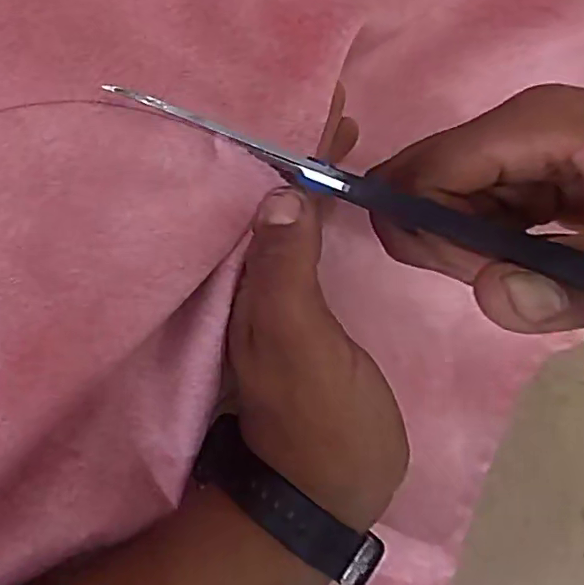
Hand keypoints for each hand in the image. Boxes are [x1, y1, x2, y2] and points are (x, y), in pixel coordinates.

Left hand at [225, 88, 406, 530]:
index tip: (317, 98)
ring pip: (284, 214)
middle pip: (269, 196)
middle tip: (334, 104)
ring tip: (337, 130)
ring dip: (306, 172)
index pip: (262, 192)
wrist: (322, 486)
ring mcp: (271, 291)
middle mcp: (248, 275)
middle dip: (297, 148)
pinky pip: (298, 241)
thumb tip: (277, 194)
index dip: (287, 145)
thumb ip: (287, 271)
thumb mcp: (302, 343)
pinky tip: (328, 194)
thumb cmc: (317, 418)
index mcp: (245, 274)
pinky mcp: (294, 308)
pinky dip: (313, 209)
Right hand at [367, 84, 583, 332]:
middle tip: (518, 287)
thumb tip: (486, 297)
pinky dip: (499, 252)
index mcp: (541, 121)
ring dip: (475, 253)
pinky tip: (549, 274)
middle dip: (446, 242)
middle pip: (430, 184)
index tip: (482, 279)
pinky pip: (490, 216)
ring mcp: (540, 153)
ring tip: (546, 284)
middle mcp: (526, 127)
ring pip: (454, 203)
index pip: (426, 169)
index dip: (429, 228)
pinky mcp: (556, 182)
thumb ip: (580, 282)